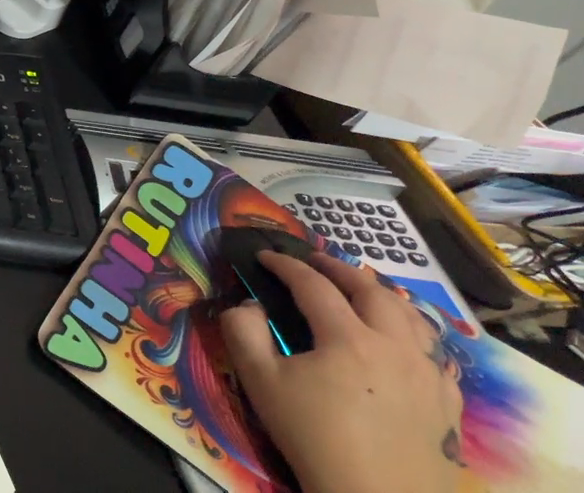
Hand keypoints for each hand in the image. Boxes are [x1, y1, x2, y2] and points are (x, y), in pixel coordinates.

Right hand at [220, 251, 462, 492]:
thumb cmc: (313, 436)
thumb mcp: (258, 381)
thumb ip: (243, 331)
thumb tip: (248, 305)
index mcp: (349, 339)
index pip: (313, 285)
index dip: (285, 264)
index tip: (264, 255)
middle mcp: (396, 347)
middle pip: (372, 291)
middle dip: (338, 268)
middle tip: (313, 259)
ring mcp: (429, 375)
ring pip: (412, 317)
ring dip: (380, 294)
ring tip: (358, 289)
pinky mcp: (448, 401)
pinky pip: (435, 352)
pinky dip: (412, 331)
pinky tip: (400, 338)